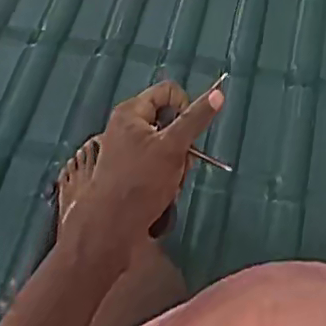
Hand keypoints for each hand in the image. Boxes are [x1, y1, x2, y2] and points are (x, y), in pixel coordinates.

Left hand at [64, 80, 222, 259]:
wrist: (107, 234)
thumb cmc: (139, 184)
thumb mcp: (173, 147)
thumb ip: (196, 118)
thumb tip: (218, 93)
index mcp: (131, 112)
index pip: (169, 91)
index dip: (185, 106)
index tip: (188, 131)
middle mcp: (126, 127)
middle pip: (170, 120)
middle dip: (183, 143)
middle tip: (182, 163)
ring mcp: (126, 151)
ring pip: (167, 145)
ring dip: (177, 163)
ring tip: (172, 183)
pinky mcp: (128, 174)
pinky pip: (157, 164)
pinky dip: (166, 176)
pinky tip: (164, 193)